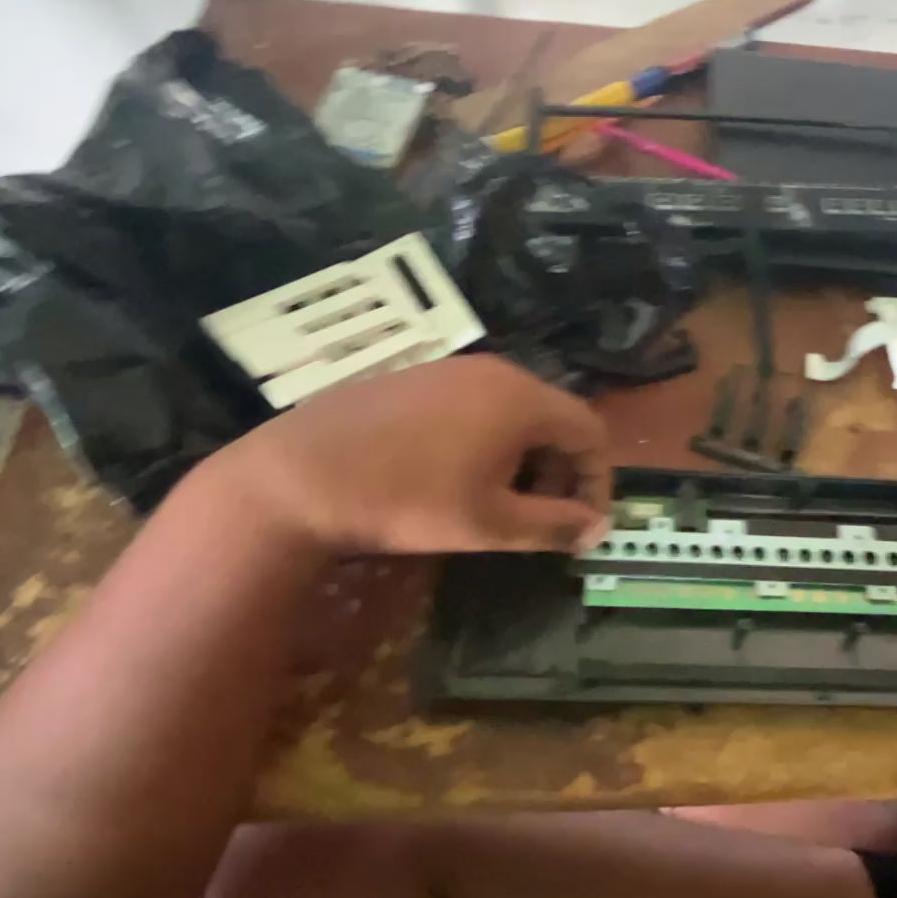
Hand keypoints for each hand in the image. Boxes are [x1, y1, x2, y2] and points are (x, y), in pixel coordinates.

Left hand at [205, 356, 611, 554]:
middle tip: (538, 518)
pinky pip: (474, 405)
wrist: (296, 477)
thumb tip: (599, 528)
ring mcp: (449, 369)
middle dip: (559, 472)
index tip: (581, 525)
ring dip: (523, 459)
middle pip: (553, 418)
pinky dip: (486, 442)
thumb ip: (556, 525)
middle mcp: (492, 371)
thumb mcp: (492, 524)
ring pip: (513, 413)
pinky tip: (451, 477)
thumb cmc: (408, 502)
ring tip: (495, 502)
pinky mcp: (413, 378)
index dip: (598, 481)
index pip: (590, 431)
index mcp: (521, 398)